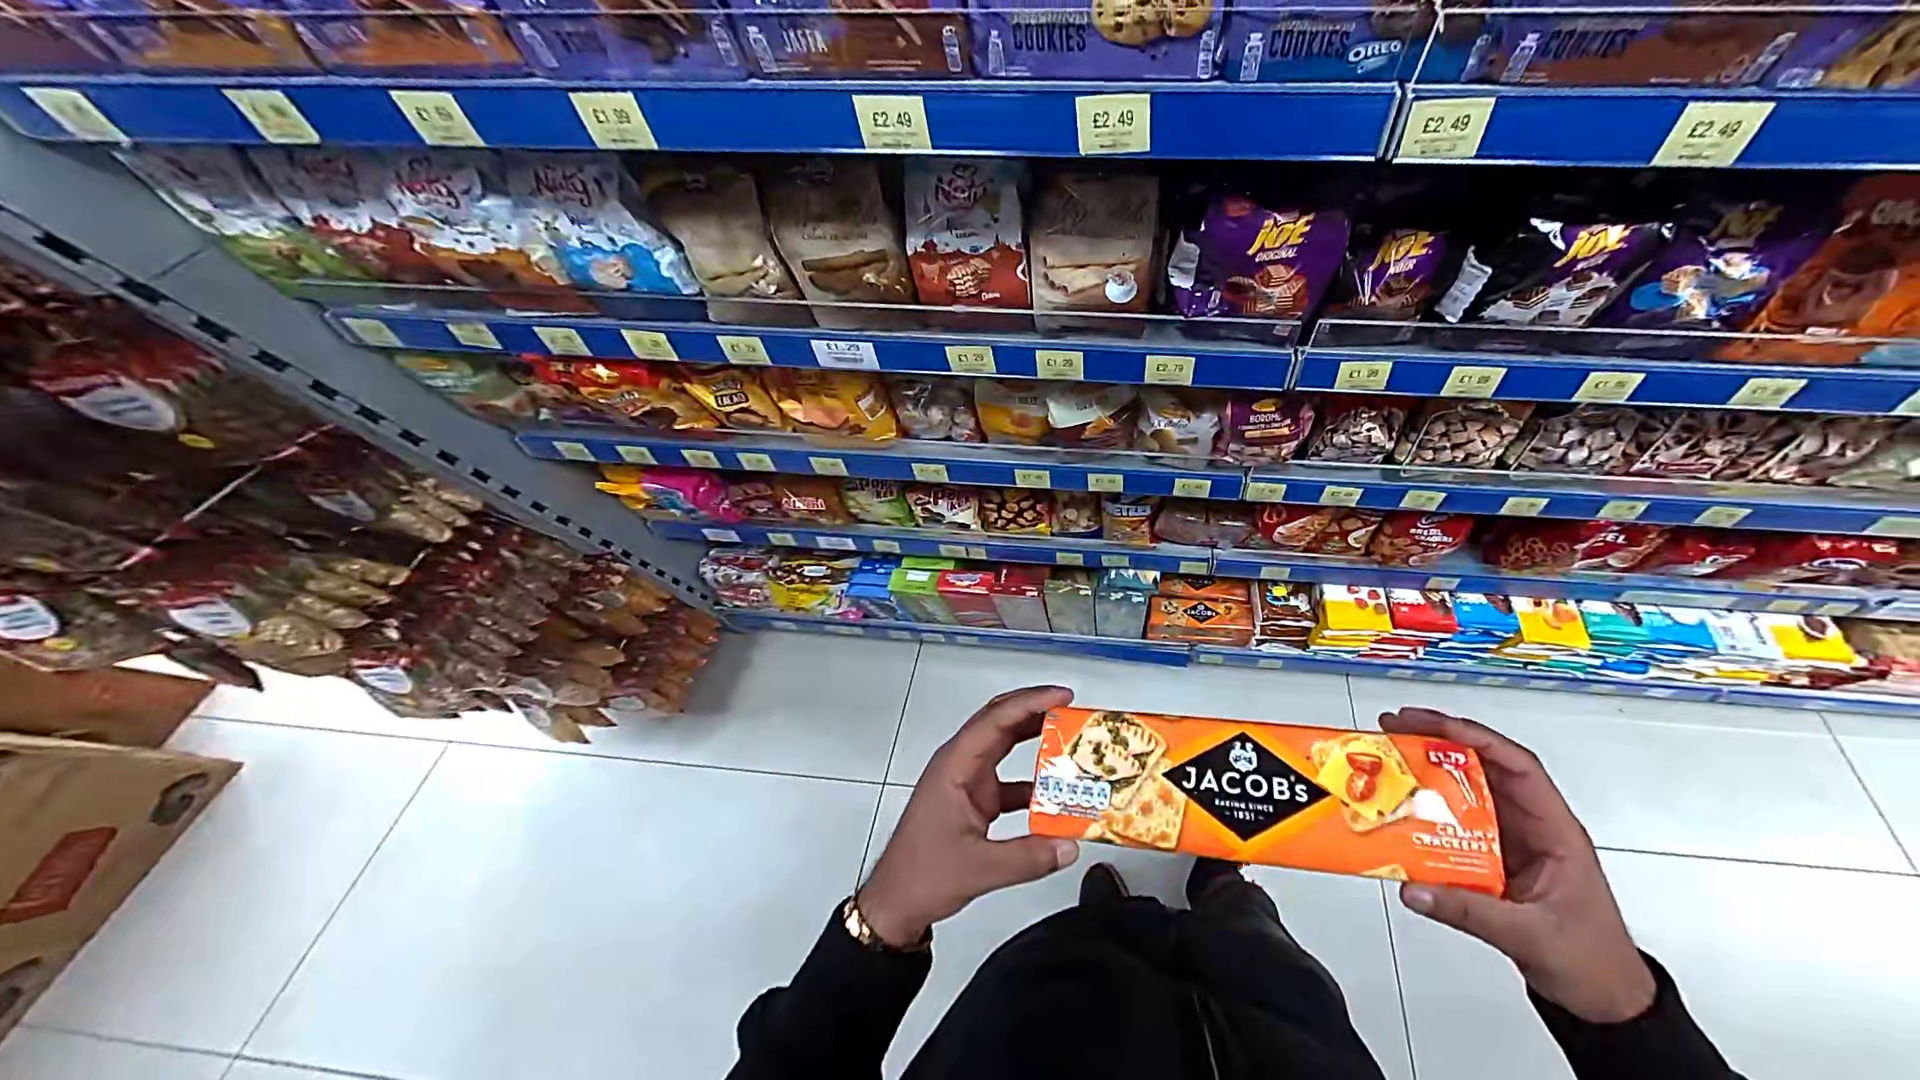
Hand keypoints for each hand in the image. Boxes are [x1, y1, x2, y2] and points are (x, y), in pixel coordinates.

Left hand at [857, 686, 1081, 947]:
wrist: (896, 901)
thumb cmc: (921, 874)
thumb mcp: (978, 868)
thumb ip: (1028, 857)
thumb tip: (1069, 845)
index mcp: (955, 766)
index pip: (995, 720)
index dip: (1029, 703)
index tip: (1061, 696)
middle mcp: (960, 764)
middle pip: (999, 721)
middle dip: (1035, 709)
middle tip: (1072, 707)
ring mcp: (966, 780)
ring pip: (1003, 745)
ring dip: (1035, 738)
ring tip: (1070, 737)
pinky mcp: (974, 799)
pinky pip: (1009, 778)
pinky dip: (1033, 779)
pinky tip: (1057, 790)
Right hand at [1380, 707, 1655, 1023]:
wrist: (1603, 997)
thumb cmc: (1590, 962)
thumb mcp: (1530, 936)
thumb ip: (1469, 910)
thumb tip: (1413, 889)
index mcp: (1555, 831)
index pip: (1518, 766)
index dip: (1475, 738)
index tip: (1432, 724)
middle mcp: (1530, 824)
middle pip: (1484, 764)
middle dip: (1438, 738)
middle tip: (1394, 725)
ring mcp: (1509, 836)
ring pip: (1466, 785)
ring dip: (1427, 764)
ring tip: (1388, 750)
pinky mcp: (1488, 851)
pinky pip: (1454, 814)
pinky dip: (1425, 800)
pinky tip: (1398, 800)